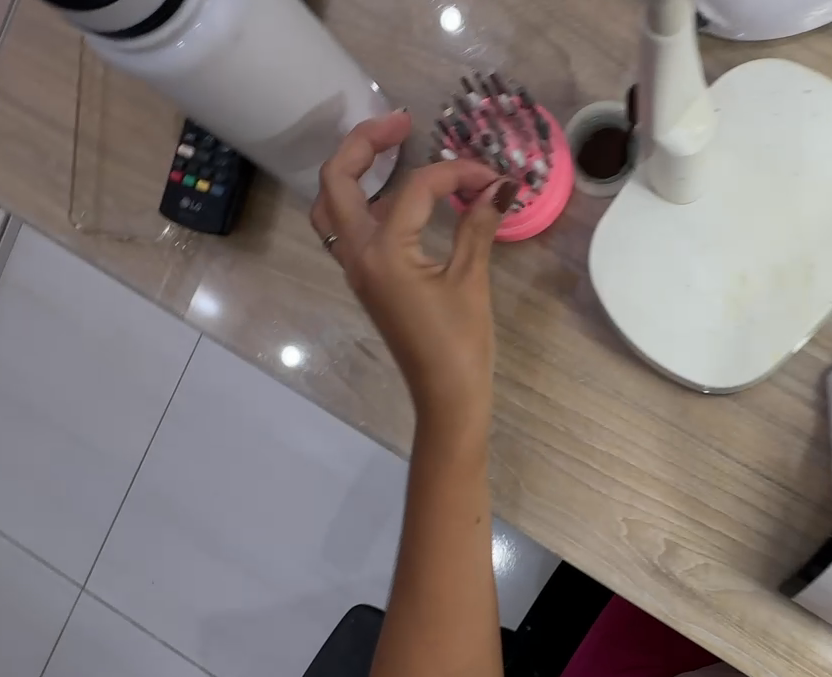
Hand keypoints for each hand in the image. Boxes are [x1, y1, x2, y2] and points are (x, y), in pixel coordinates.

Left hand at [310, 112, 513, 431]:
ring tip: (387, 153)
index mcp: (384, 252)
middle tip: (403, 124)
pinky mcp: (366, 281)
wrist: (445, 397)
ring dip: (351, 171)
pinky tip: (391, 199)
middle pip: (338, 179)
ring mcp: (357, 269)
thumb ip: (477, 227)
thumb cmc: (460, 345)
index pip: (415, 188)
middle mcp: (358, 254)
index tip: (491, 177)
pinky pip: (345, 229)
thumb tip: (500, 186)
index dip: (456, 172)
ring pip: (331, 205)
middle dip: (366, 142)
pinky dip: (360, 202)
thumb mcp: (471, 281)